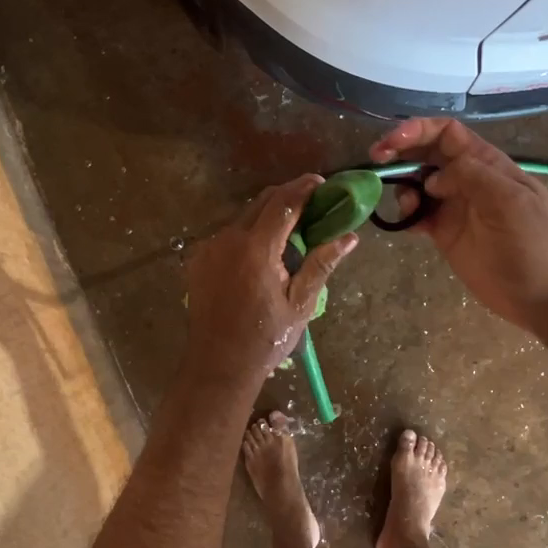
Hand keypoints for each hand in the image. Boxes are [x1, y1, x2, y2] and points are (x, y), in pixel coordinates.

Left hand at [183, 175, 357, 388]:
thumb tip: (349, 237)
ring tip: (289, 232)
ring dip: (266, 217)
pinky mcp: (198, 258)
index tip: (321, 183)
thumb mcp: (300, 304)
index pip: (283, 203)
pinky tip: (261, 253)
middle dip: (287, 198)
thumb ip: (322, 264)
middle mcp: (228, 239)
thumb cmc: (265, 338)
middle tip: (311, 205)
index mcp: (256, 248)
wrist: (218, 363)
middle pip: (261, 202)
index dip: (303, 188)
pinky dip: (247, 234)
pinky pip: (226, 235)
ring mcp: (209, 247)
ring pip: (242, 217)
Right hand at [371, 119, 547, 329]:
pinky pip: (416, 213)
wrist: (543, 297)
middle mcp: (467, 179)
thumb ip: (472, 176)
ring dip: (402, 187)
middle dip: (400, 151)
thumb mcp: (511, 202)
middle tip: (377, 161)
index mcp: (487, 165)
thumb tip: (432, 178)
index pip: (448, 133)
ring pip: (416, 183)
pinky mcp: (443, 233)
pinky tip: (406, 224)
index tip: (393, 143)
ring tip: (407, 207)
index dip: (418, 130)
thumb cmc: (533, 246)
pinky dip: (404, 214)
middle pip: (426, 153)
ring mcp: (454, 206)